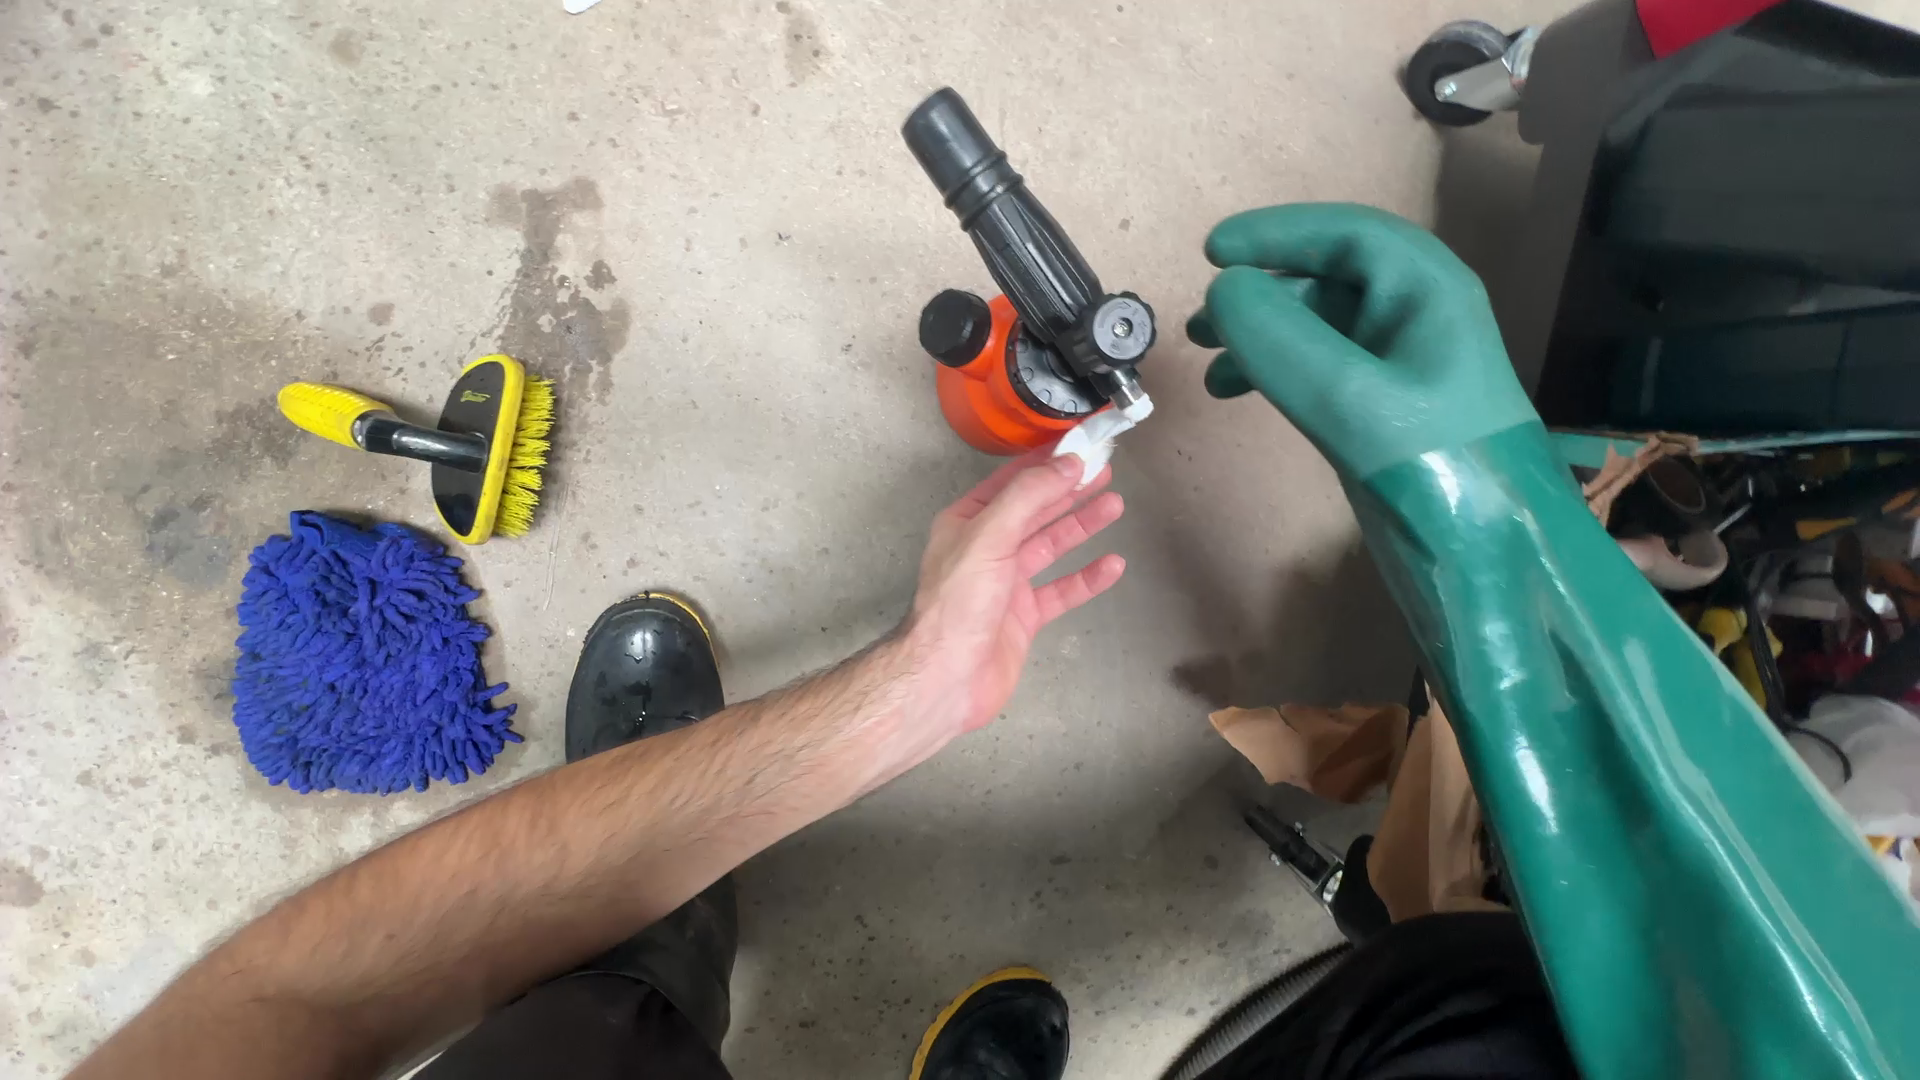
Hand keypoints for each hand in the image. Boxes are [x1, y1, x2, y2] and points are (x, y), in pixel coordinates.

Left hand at [893, 448, 1125, 758]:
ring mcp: (1005, 584)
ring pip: (1050, 547)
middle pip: (1034, 511)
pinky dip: (1086, 578)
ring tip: (1114, 505)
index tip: (1080, 444)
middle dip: (1068, 490)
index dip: (1045, 462)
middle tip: (1105, 470)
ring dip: (1081, 526)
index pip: (1011, 481)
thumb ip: (1028, 496)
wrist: (945, 677)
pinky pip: (1061, 590)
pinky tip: (1112, 566)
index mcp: (967, 523)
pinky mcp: (1023, 617)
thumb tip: (1068, 462)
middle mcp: (986, 548)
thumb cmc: (959, 601)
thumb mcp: (990, 536)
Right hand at [1187, 203, 1534, 477]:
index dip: (1276, 235)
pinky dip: (1271, 373)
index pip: (1345, 237)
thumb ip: (1282, 340)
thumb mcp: (1350, 399)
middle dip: (1257, 293)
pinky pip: (1313, 368)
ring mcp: (1394, 364)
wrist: (1484, 554)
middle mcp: (1410, 316)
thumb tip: (1221, 291)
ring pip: (1312, 327)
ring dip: (1257, 336)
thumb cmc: (1430, 466)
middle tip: (1197, 325)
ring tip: (1208, 366)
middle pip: (1323, 279)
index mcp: (1424, 293)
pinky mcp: (1377, 406)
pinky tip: (1236, 394)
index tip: (1210, 252)